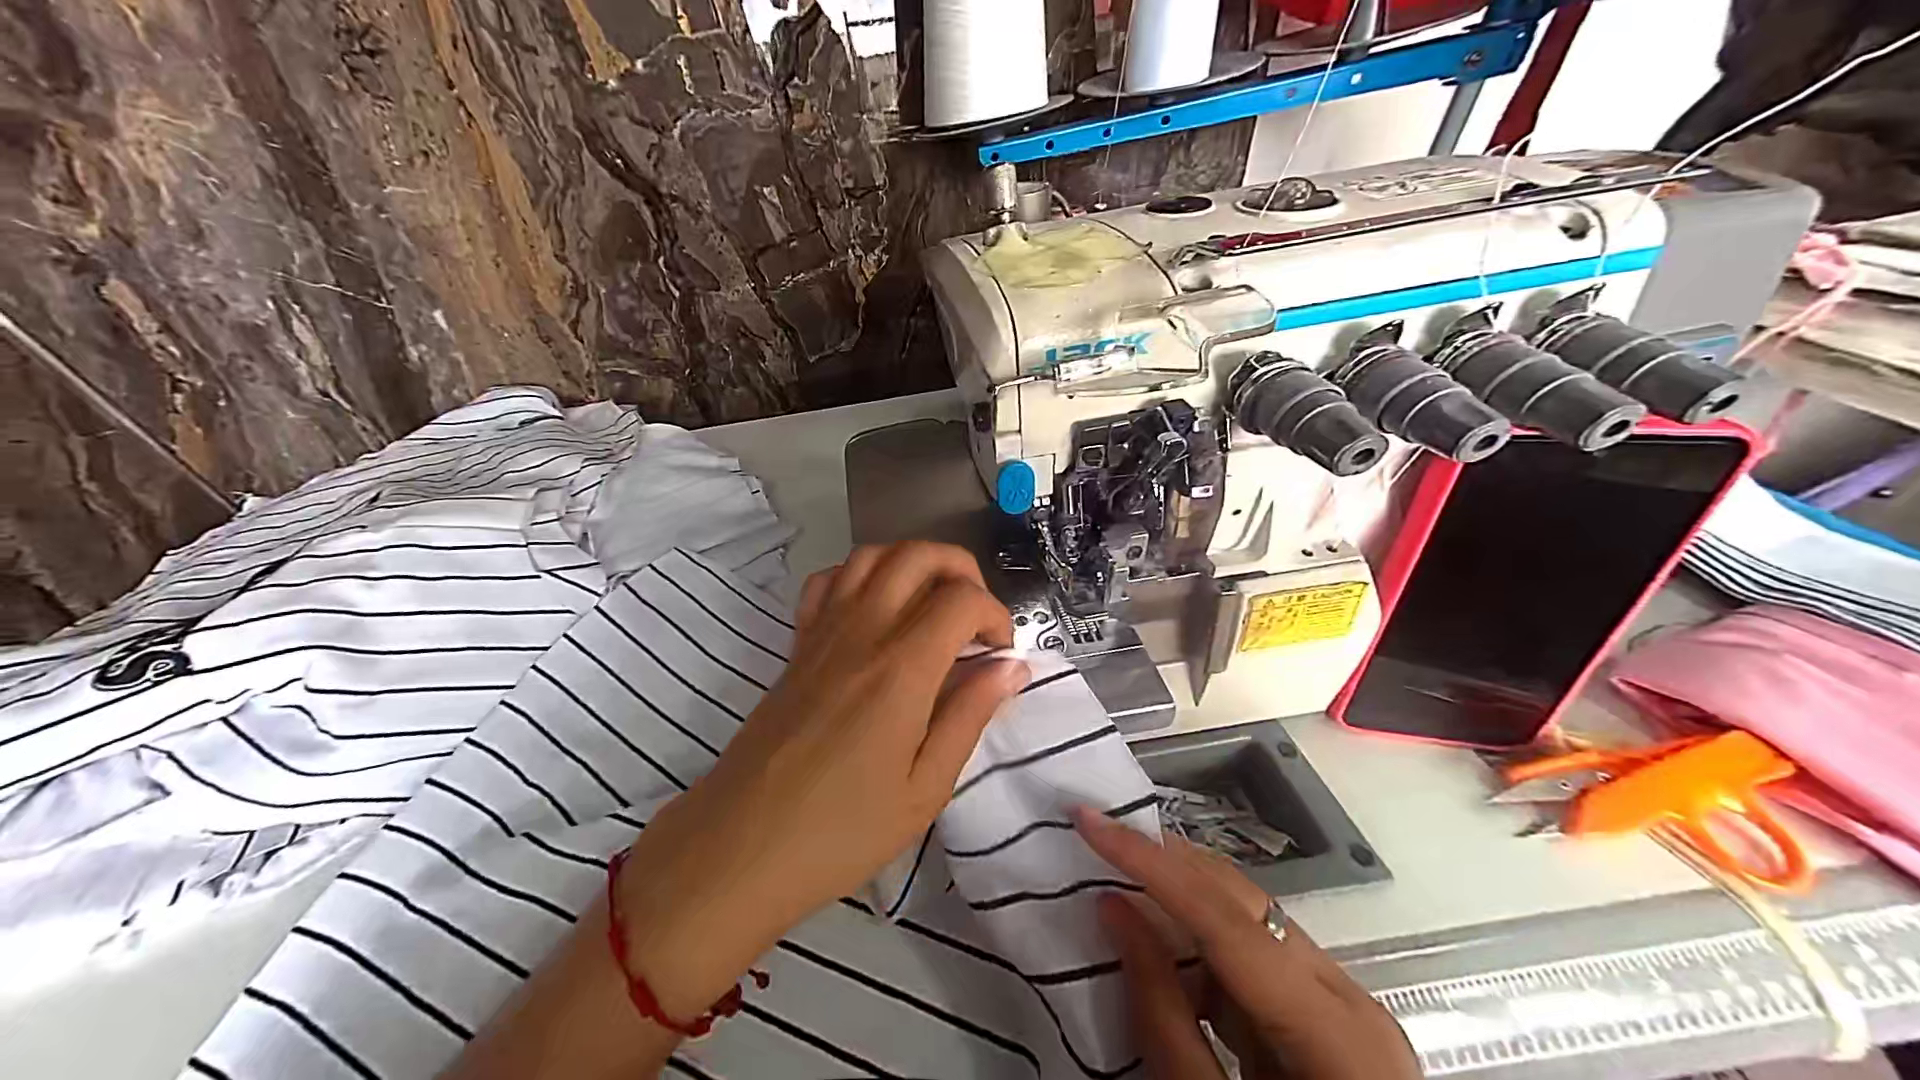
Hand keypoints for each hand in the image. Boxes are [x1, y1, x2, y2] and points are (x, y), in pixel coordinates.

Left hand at [616, 542, 1027, 1018]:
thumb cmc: (841, 829)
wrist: (740, 845)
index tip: (999, 656)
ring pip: (871, 555)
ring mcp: (823, 632)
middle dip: (962, 571)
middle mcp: (863, 632)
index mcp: (901, 669)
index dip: (995, 615)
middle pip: (918, 555)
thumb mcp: (925, 788)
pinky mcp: (797, 644)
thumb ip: (969, 715)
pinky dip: (860, 575)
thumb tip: (1011, 667)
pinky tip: (876, 610)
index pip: (962, 599)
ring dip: (913, 563)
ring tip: (932, 605)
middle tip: (974, 618)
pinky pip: (827, 580)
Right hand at [1074, 807, 1420, 1079]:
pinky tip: (1152, 939)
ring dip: (1175, 895)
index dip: (1150, 864)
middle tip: (1096, 828)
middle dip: (1162, 859)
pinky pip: (1247, 955)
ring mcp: (1337, 1004)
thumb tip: (1114, 911)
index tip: (1088, 820)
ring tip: (1111, 873)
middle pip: (1240, 899)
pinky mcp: (1318, 1014)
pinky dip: (1195, 942)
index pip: (1225, 919)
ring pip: (1242, 918)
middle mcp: (1344, 998)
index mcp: (1333, 1031)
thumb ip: (1162, 1015)